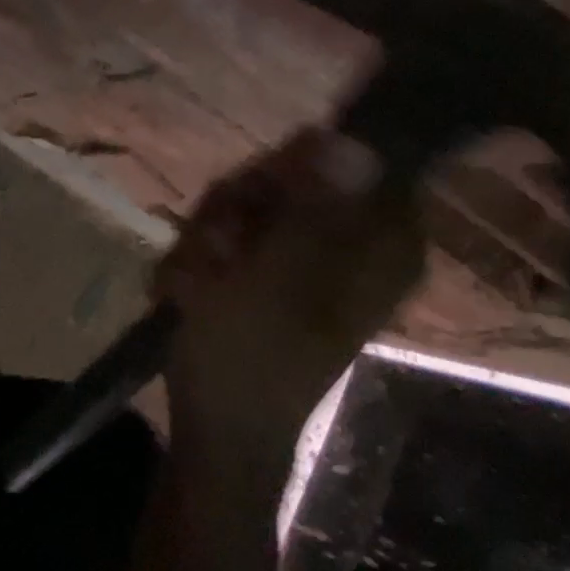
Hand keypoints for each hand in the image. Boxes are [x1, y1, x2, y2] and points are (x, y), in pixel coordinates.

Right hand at [154, 130, 426, 451]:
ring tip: (192, 283)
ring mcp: (311, 259)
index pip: (337, 156)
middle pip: (285, 178)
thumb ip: (311, 211)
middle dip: (231, 211)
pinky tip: (188, 290)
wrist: (219, 430)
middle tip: (210, 255)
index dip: (278, 173)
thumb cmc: (248, 357)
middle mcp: (354, 241)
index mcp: (381, 241)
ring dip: (206, 239)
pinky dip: (202, 259)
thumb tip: (352, 140)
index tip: (242, 209)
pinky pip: (232, 236)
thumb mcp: (275, 279)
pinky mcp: (276, 276)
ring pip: (248, 206)